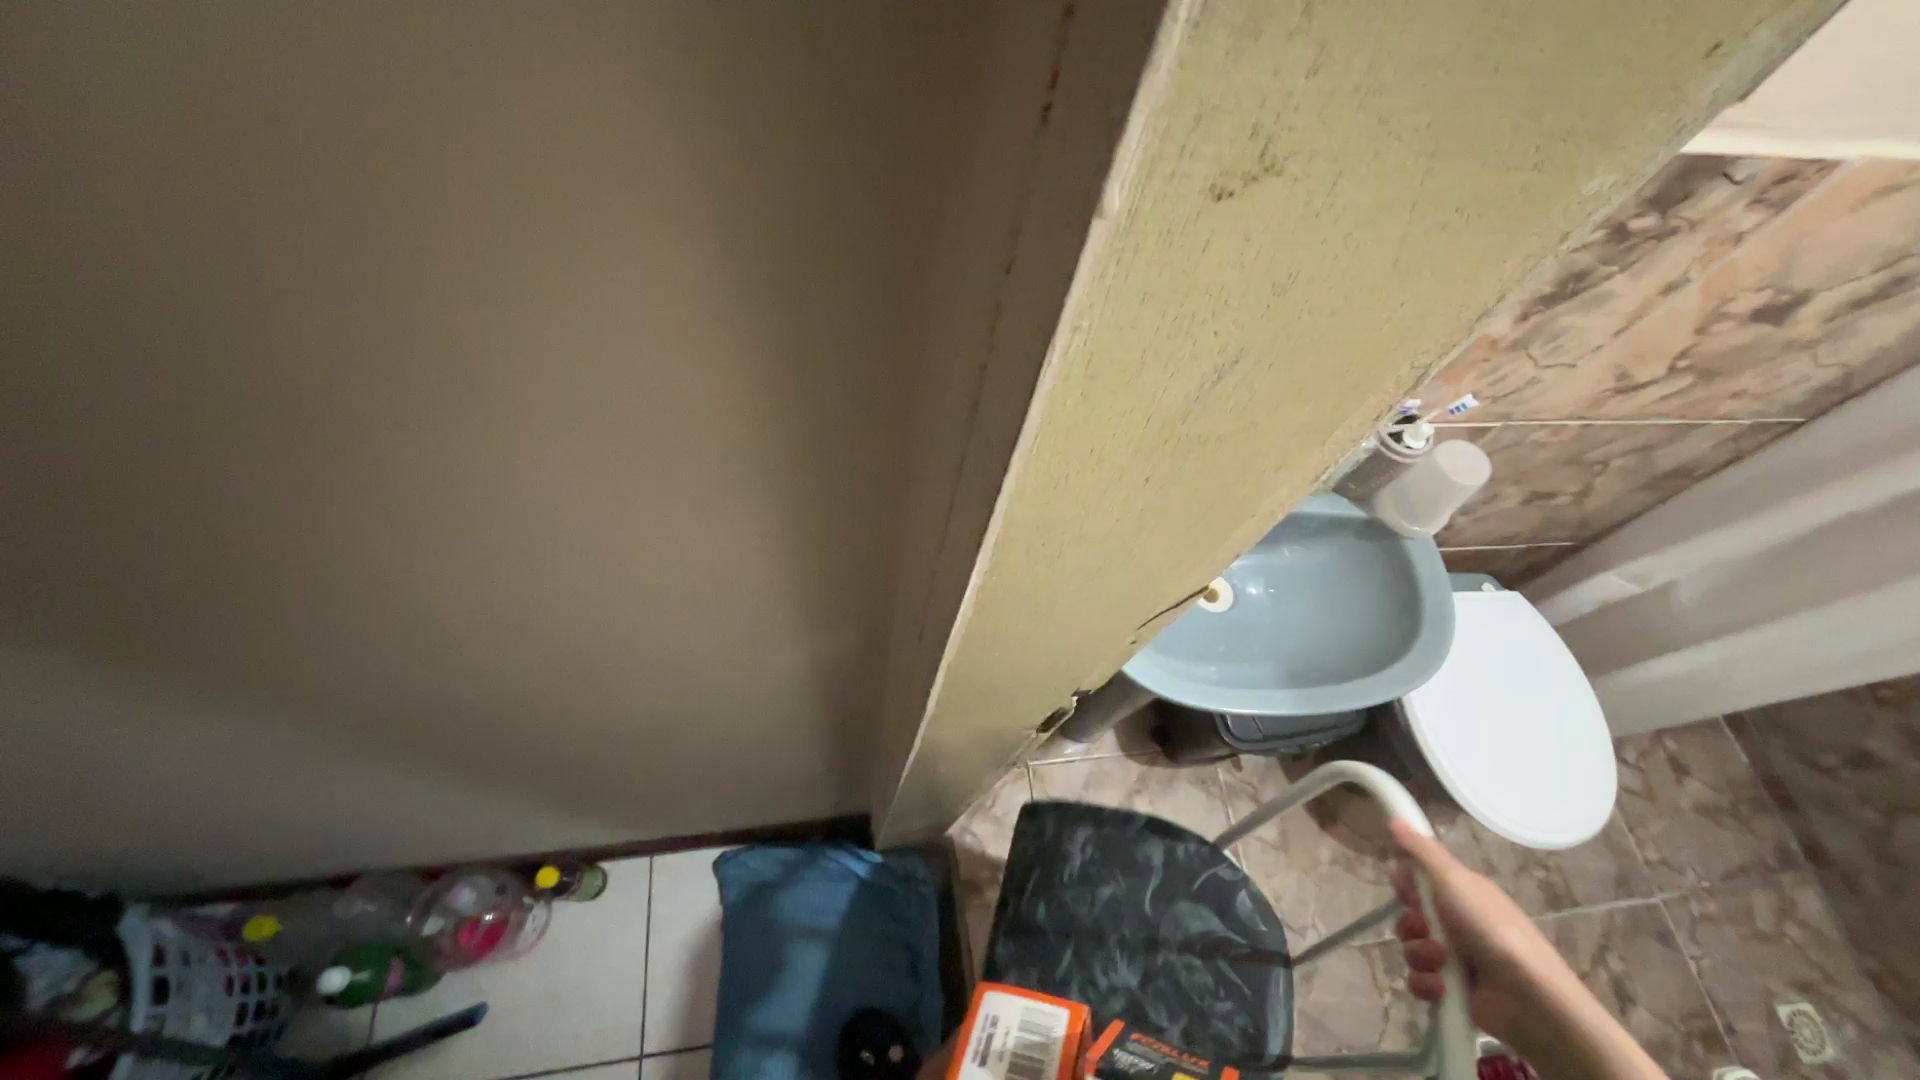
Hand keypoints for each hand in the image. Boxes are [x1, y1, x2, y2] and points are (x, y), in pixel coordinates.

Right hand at [1388, 818, 1579, 1047]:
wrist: (1528, 996)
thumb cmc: (1491, 929)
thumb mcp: (1455, 880)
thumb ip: (1423, 851)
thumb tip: (1395, 817)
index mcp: (1461, 894)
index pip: (1418, 881)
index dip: (1407, 885)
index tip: (1407, 890)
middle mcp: (1457, 923)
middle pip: (1410, 916)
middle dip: (1410, 925)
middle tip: (1425, 929)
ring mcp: (1455, 959)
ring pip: (1411, 949)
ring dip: (1420, 956)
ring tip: (1442, 964)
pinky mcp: (1452, 991)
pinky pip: (1419, 981)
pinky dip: (1426, 984)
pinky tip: (1442, 988)